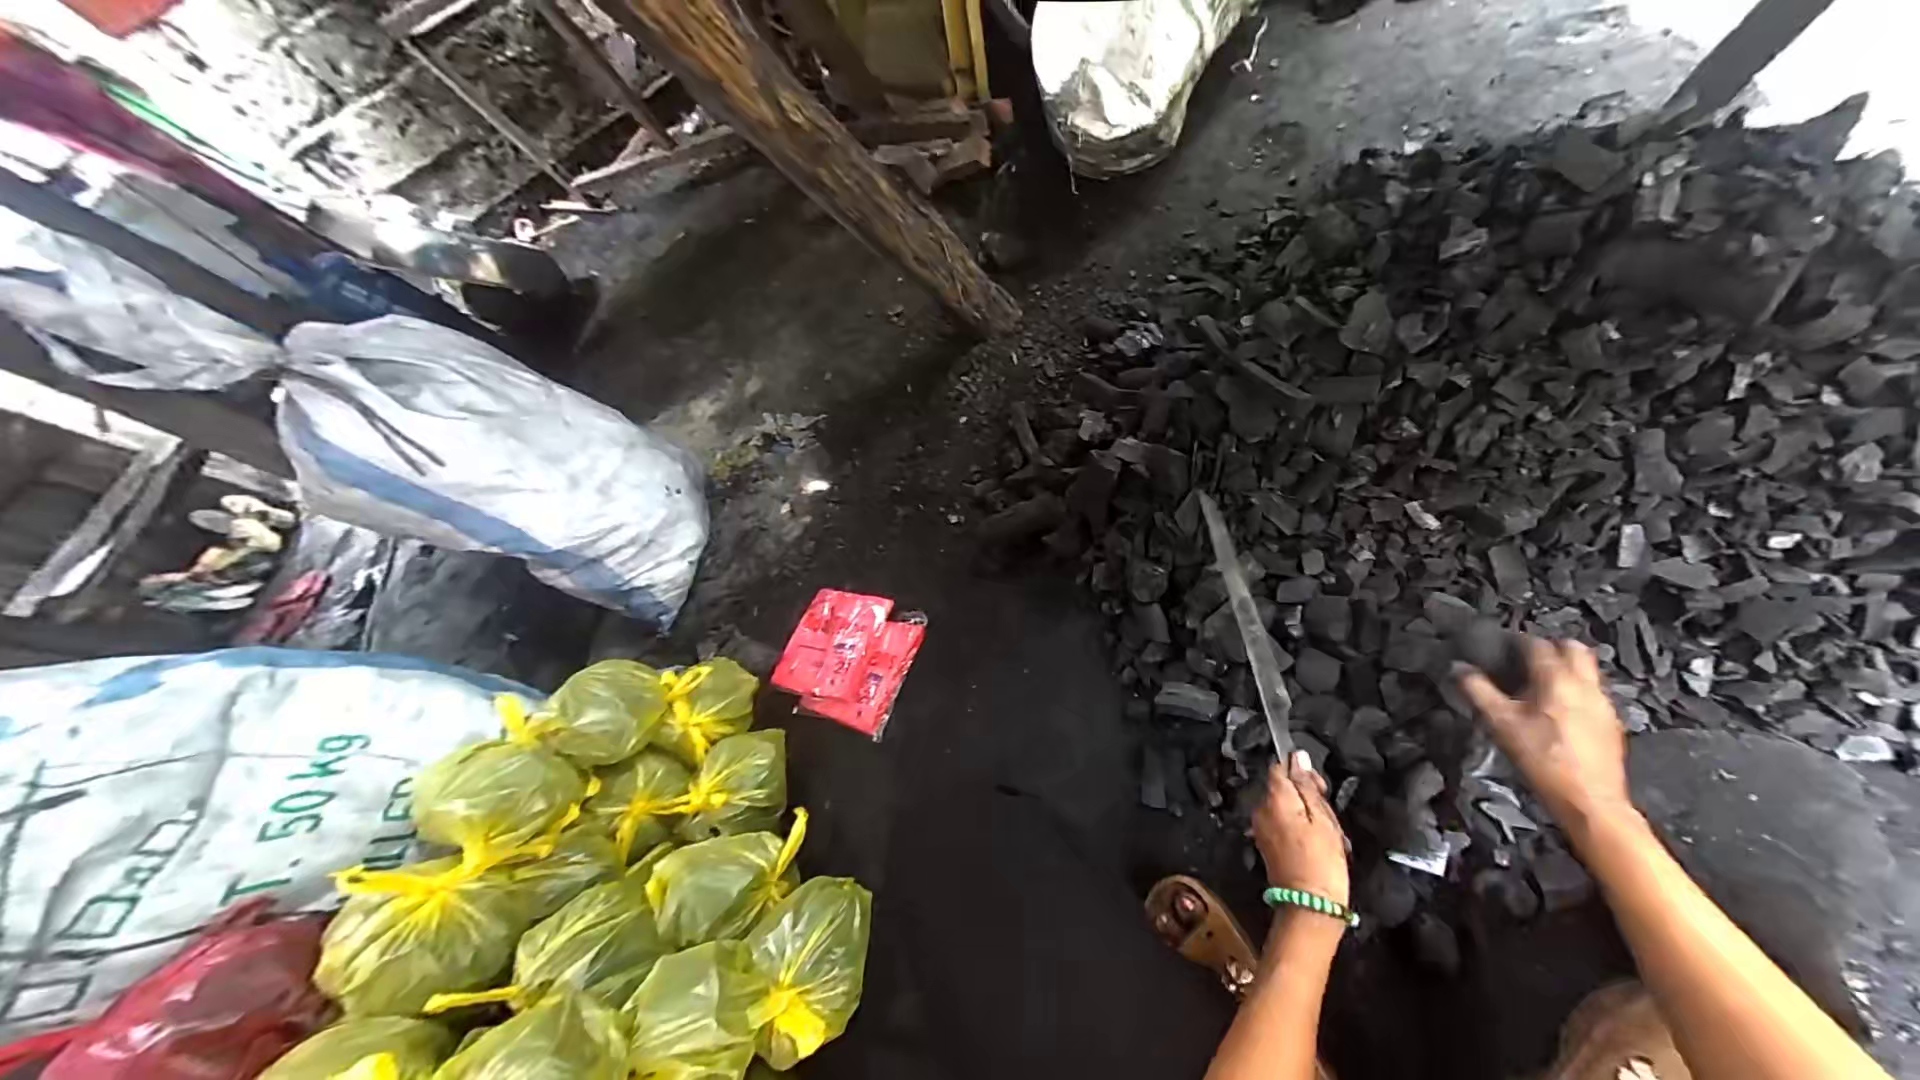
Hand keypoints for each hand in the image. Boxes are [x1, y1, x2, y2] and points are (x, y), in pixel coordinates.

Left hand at [1254, 750, 1349, 905]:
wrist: (1310, 904)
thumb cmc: (1322, 860)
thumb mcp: (1322, 819)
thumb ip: (1307, 785)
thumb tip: (1297, 756)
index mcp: (1273, 798)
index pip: (1280, 767)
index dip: (1301, 773)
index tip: (1321, 789)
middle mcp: (1260, 807)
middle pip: (1283, 787)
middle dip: (1307, 797)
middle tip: (1329, 819)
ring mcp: (1261, 826)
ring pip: (1286, 807)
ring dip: (1308, 815)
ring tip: (1329, 836)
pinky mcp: (1266, 842)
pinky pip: (1283, 823)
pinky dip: (1301, 829)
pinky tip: (1320, 845)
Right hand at [1456, 636, 1631, 831]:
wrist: (1589, 800)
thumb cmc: (1541, 758)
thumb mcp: (1499, 723)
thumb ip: (1477, 690)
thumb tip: (1458, 668)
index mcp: (1558, 680)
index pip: (1538, 645)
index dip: (1517, 641)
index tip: (1501, 646)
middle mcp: (1587, 687)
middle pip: (1574, 649)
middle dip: (1551, 646)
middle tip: (1526, 656)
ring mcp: (1604, 705)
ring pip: (1587, 671)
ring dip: (1565, 667)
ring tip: (1538, 681)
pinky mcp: (1611, 724)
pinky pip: (1593, 693)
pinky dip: (1575, 689)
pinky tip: (1557, 708)